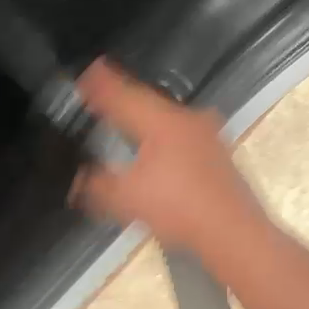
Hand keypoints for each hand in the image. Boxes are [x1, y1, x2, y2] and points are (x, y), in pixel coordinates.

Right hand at [73, 58, 266, 254]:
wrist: (233, 232)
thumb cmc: (179, 209)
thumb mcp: (125, 200)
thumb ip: (94, 186)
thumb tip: (75, 181)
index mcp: (160, 121)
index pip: (122, 93)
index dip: (99, 84)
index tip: (83, 76)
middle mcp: (186, 118)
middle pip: (145, 99)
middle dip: (120, 98)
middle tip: (98, 98)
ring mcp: (206, 134)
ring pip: (165, 116)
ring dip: (142, 117)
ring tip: (123, 121)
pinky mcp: (217, 152)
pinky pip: (179, 132)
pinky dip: (160, 135)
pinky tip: (154, 149)